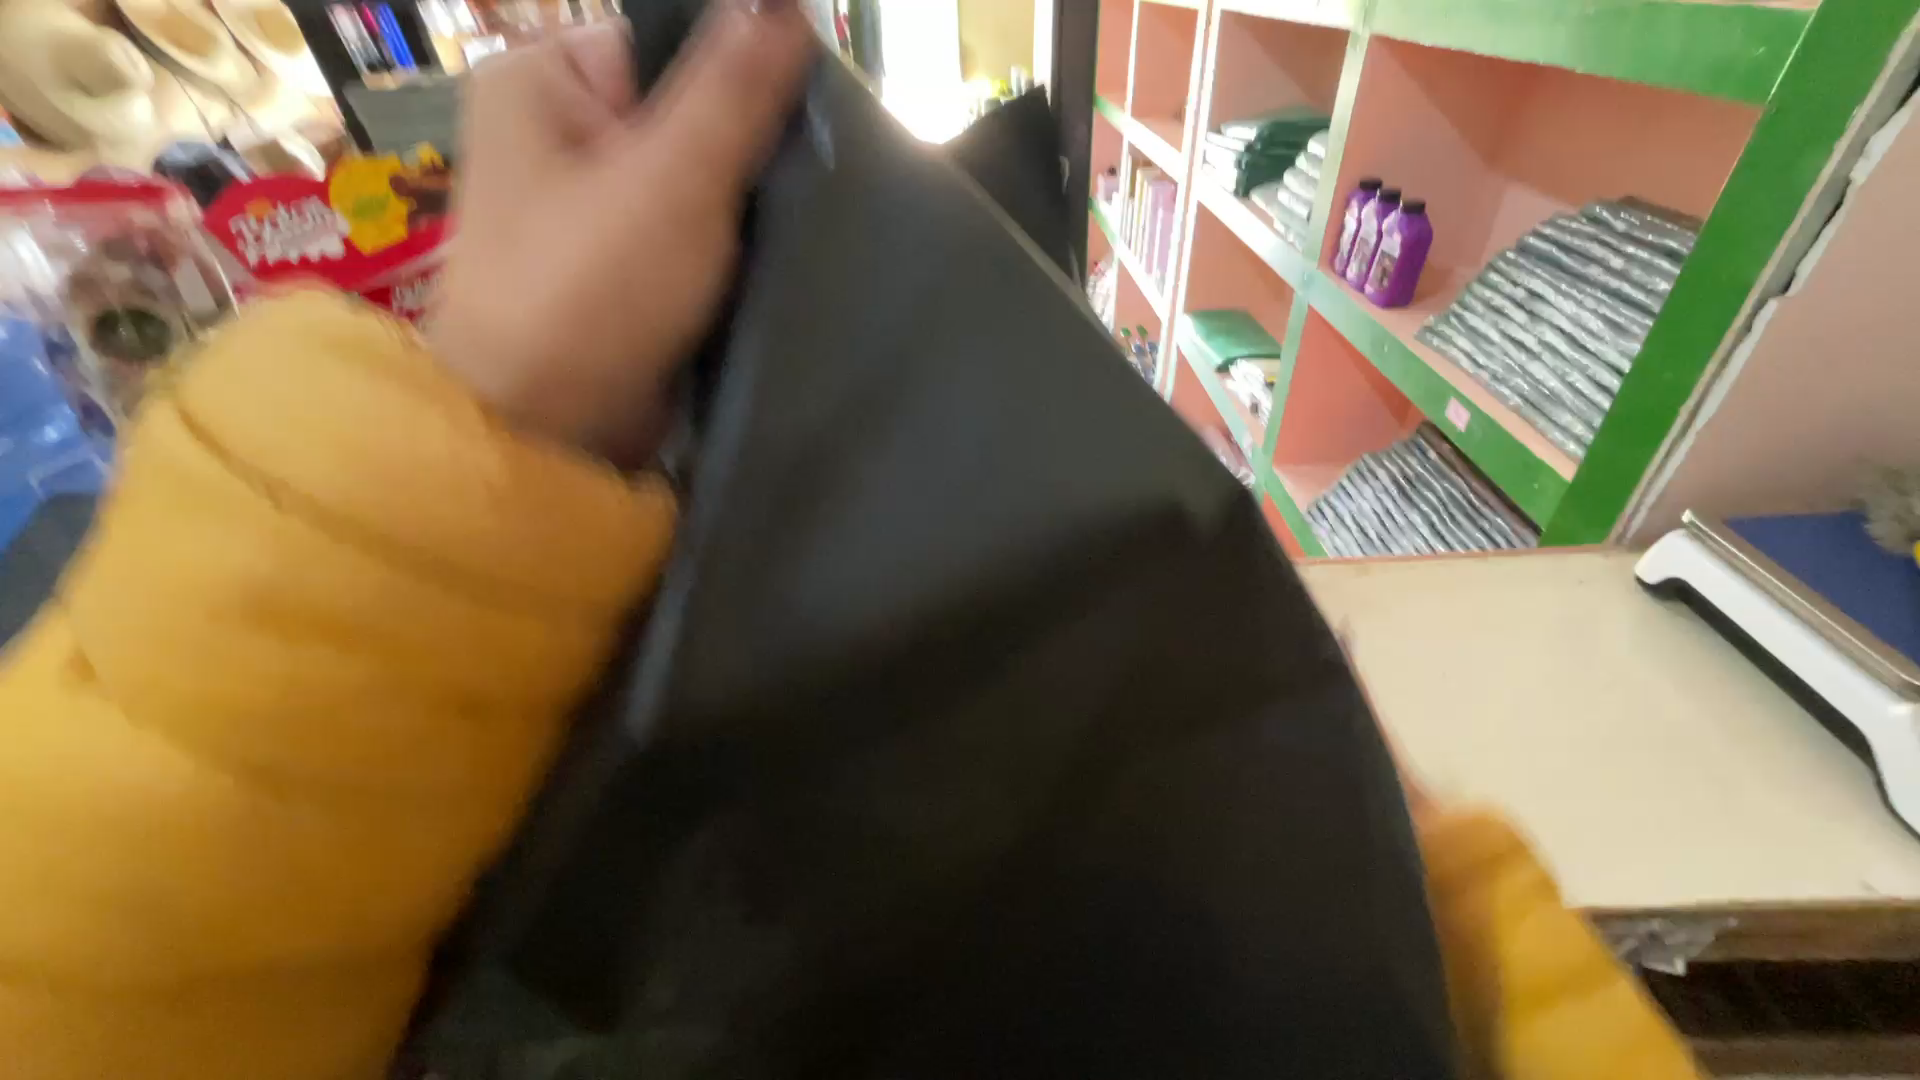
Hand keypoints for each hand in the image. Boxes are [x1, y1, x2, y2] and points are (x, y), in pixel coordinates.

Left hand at [429, 0, 814, 466]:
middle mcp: (565, 137)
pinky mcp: (626, 272)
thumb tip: (788, 3)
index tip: (801, 131)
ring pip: (699, 185)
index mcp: (548, 82)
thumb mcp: (670, 177)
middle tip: (800, 193)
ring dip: (747, 210)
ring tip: (789, 234)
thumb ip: (733, 90)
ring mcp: (595, 211)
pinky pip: (694, 238)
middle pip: (690, 118)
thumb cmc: (591, 289)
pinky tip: (769, 264)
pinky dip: (732, 251)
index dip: (743, 80)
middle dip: (749, 157)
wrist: (549, 429)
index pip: (671, 46)